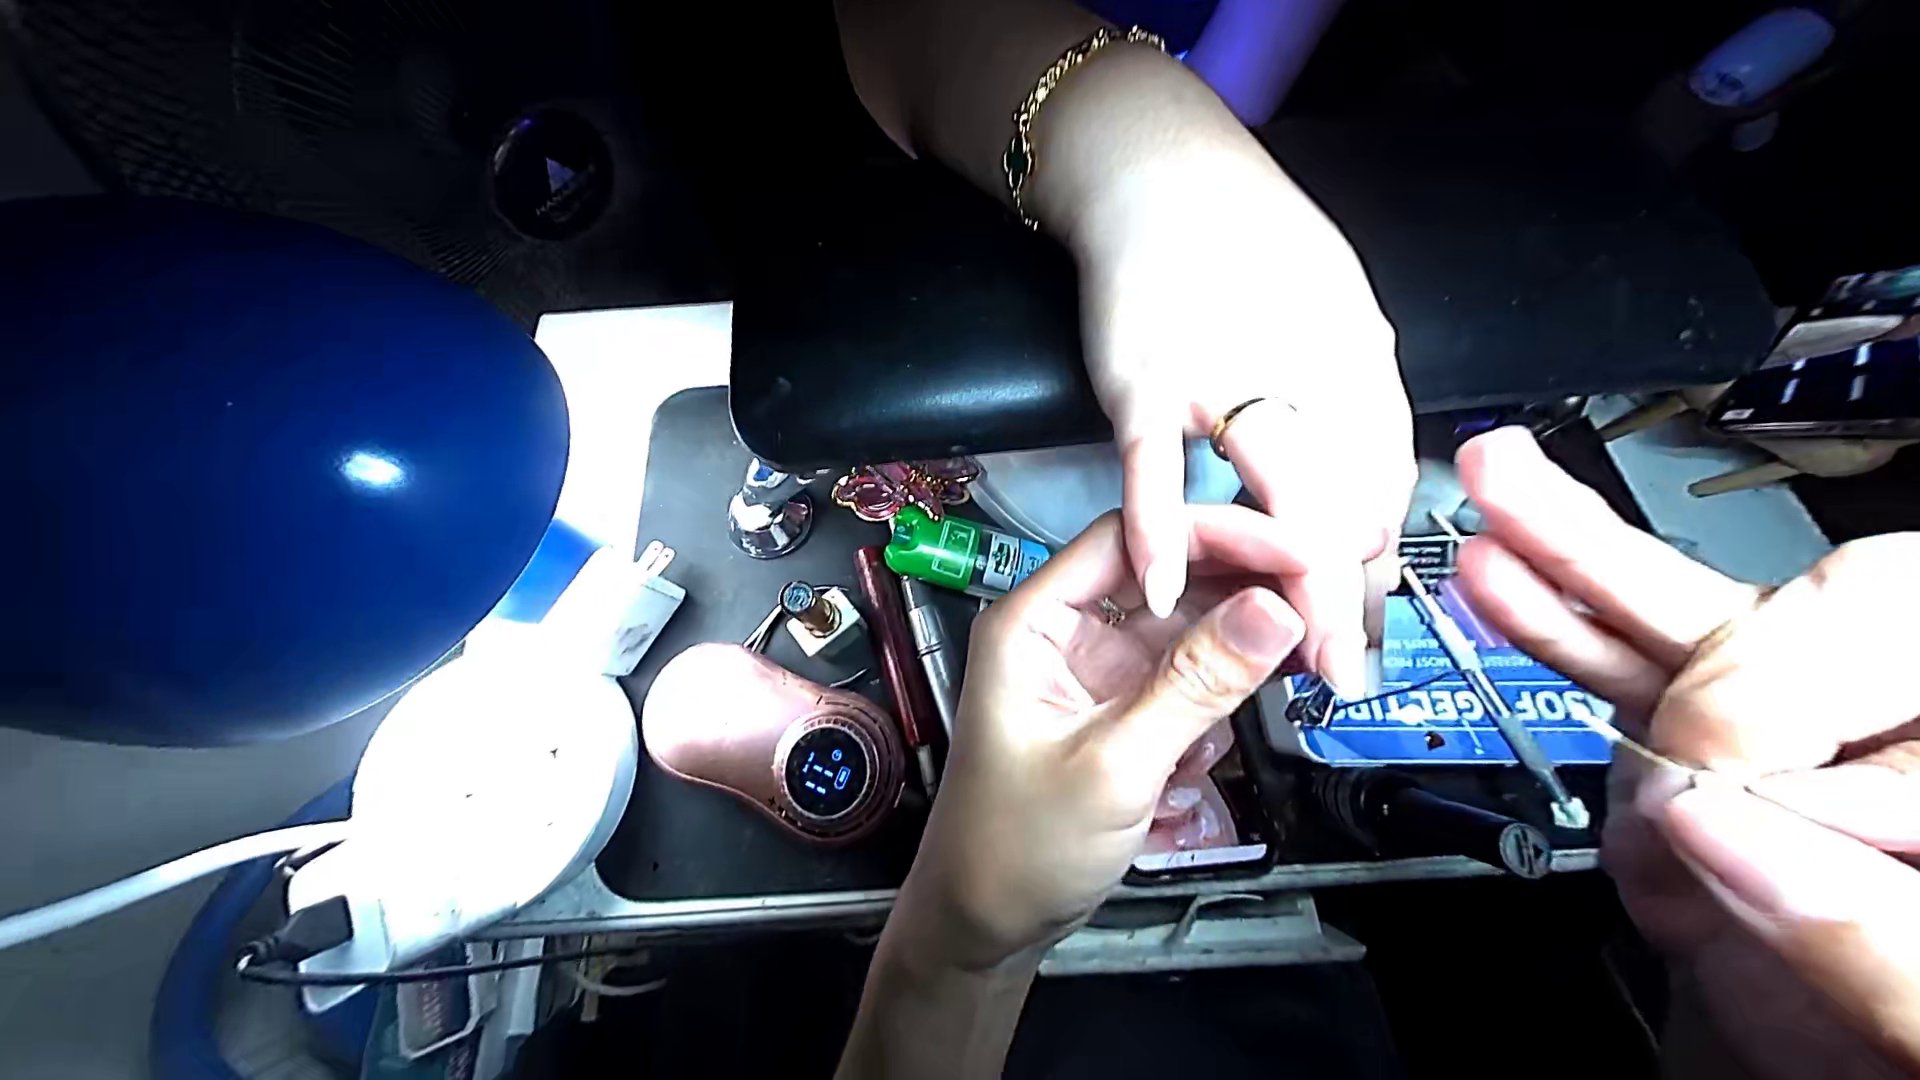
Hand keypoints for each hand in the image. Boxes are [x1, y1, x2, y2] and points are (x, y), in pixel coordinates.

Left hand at [900, 505, 1306, 968]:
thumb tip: (1276, 609)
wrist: (991, 916)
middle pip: (1167, 576)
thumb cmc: (1020, 843)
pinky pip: (1186, 670)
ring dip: (1241, 645)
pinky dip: (1222, 687)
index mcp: (1034, 618)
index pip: (1127, 539)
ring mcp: (1099, 664)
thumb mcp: (1112, 764)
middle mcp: (1066, 626)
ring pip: (1186, 624)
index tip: (1296, 553)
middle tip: (1325, 611)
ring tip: (1306, 664)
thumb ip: (1194, 685)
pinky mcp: (1124, 701)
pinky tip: (1244, 713)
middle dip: (1243, 592)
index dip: (1212, 534)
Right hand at [1063, 148, 1412, 697]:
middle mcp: (1307, 368)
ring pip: (1273, 492)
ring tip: (1292, 658)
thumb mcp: (1322, 304)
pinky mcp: (1146, 380)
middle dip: (1354, 595)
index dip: (1382, 556)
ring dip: (1287, 584)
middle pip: (1348, 498)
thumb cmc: (1240, 241)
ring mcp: (1221, 375)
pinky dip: (1159, 530)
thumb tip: (1349, 474)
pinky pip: (1156, 469)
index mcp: (1357, 353)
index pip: (1385, 476)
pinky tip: (1162, 587)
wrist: (1162, 175)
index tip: (1370, 614)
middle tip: (1350, 672)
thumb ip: (1343, 389)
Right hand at [1452, 426, 1919, 1076]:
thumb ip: (1877, 945)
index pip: (1901, 628)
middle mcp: (1893, 721)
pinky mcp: (1680, 738)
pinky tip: (1490, 571)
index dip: (1786, 689)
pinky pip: (1602, 664)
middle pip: (1796, 597)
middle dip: (1670, 624)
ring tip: (1493, 483)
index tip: (1732, 790)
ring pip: (1667, 615)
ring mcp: (1776, 723)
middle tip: (1598, 619)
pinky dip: (1539, 621)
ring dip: (1562, 553)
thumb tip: (1707, 820)